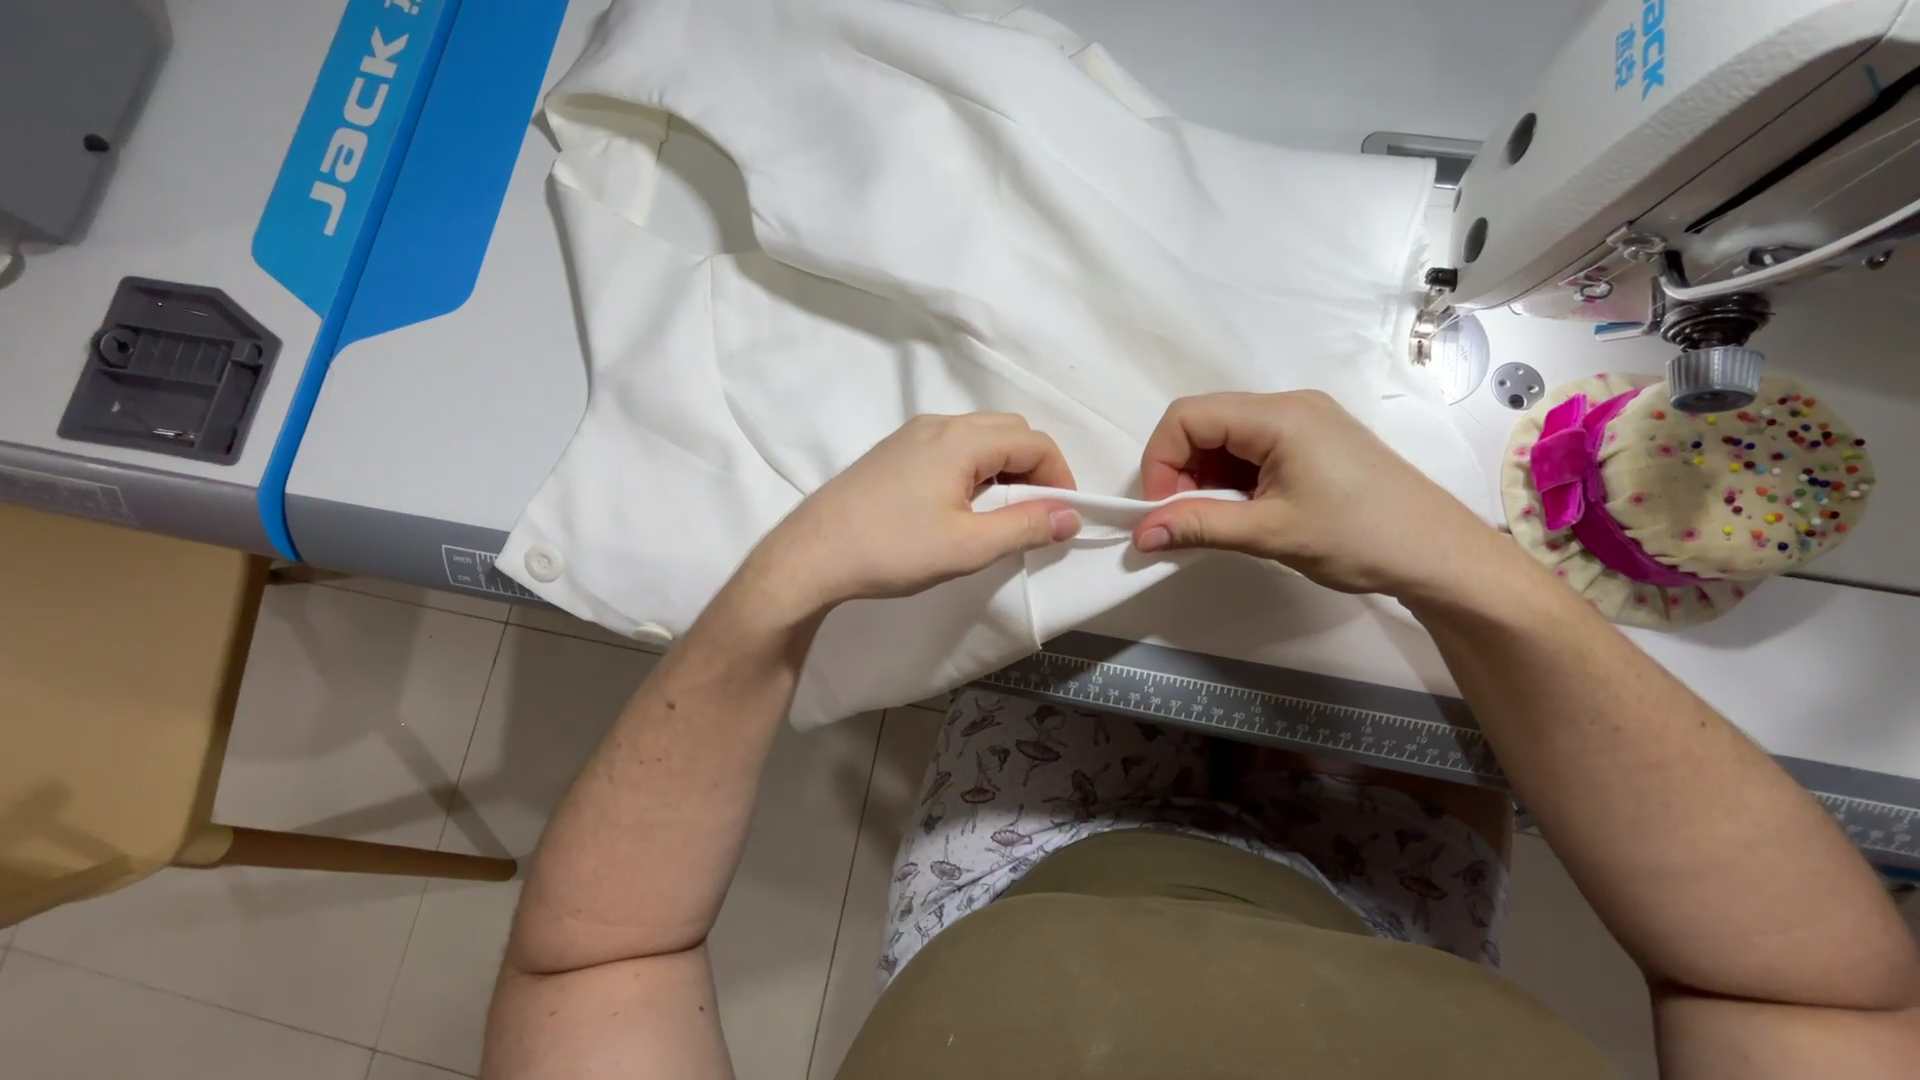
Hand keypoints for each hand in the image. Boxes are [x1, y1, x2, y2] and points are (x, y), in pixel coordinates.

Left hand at [747, 414, 1081, 616]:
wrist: (812, 554)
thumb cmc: (892, 550)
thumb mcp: (968, 547)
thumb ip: (1025, 527)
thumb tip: (1071, 516)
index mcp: (960, 439)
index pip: (1033, 441)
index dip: (1059, 476)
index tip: (1062, 517)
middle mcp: (938, 424)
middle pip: (1009, 431)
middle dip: (1034, 468)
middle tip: (1035, 515)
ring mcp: (912, 435)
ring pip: (979, 438)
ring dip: (1004, 469)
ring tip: (1001, 516)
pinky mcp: (894, 453)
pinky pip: (951, 448)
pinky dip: (974, 469)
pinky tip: (962, 508)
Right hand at [1131, 391, 1501, 598]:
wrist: (1439, 554)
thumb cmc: (1358, 537)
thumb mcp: (1271, 533)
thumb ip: (1199, 527)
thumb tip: (1141, 536)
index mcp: (1278, 416)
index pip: (1186, 417)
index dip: (1160, 462)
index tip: (1162, 512)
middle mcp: (1287, 406)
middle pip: (1203, 423)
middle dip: (1180, 472)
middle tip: (1185, 521)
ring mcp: (1303, 422)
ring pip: (1224, 438)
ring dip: (1205, 479)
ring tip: (1217, 522)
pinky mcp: (1312, 442)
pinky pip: (1250, 450)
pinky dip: (1231, 480)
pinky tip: (1243, 512)